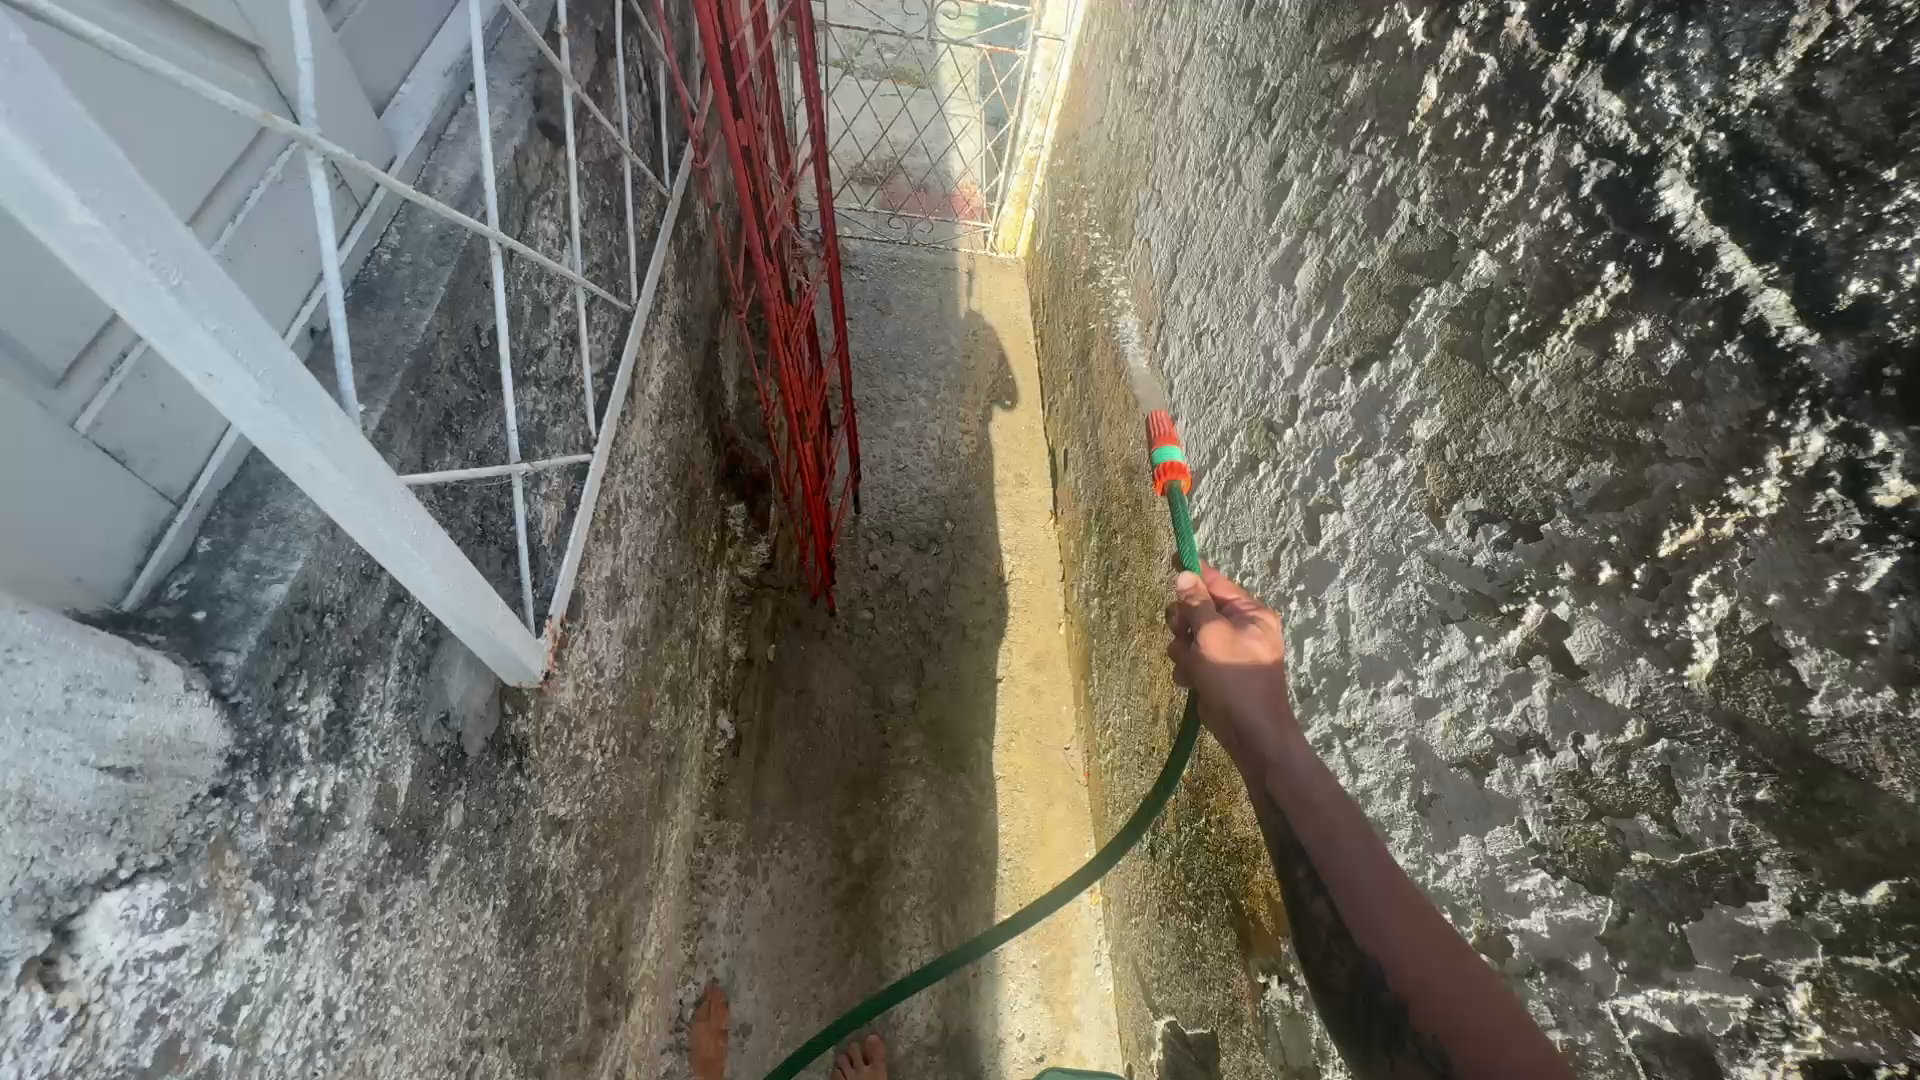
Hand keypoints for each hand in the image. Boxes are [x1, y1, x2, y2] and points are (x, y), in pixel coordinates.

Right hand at [1164, 565, 1300, 769]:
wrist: (1249, 731)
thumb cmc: (1235, 678)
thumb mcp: (1213, 635)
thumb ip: (1196, 605)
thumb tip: (1185, 576)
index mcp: (1250, 613)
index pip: (1217, 582)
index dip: (1194, 572)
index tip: (1172, 559)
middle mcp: (1240, 628)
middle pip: (1196, 608)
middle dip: (1184, 623)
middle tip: (1183, 635)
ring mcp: (1226, 650)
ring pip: (1187, 635)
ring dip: (1183, 650)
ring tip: (1192, 666)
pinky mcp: (1214, 670)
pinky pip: (1189, 657)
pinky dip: (1187, 667)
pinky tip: (1191, 681)